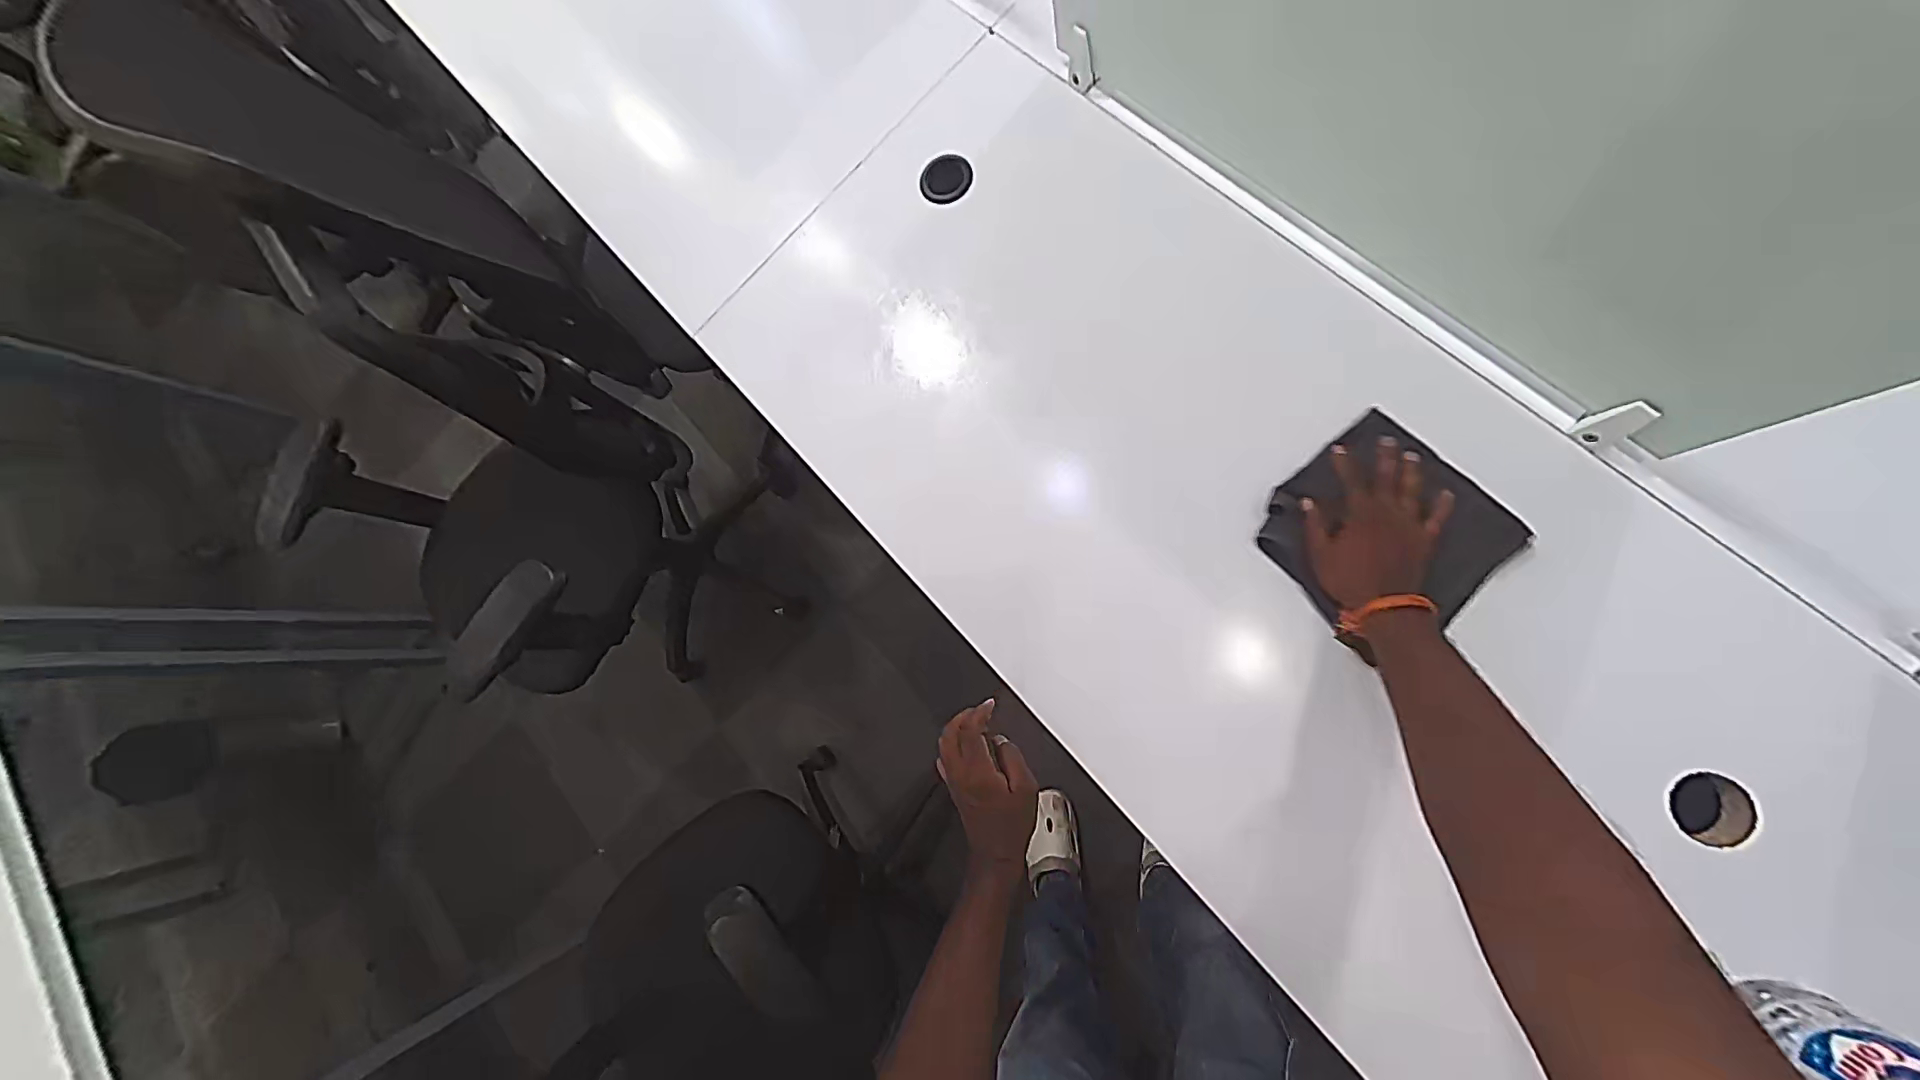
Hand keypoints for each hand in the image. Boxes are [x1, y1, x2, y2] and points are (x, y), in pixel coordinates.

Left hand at [936, 699, 1037, 881]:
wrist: (995, 853)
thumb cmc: (1011, 826)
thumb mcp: (1027, 787)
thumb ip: (1013, 757)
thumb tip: (1002, 741)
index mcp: (978, 771)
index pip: (970, 731)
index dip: (979, 713)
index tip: (989, 705)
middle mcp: (960, 774)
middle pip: (950, 733)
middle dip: (964, 716)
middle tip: (979, 710)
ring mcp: (953, 781)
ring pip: (944, 744)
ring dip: (957, 728)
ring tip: (974, 723)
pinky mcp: (953, 787)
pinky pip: (945, 757)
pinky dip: (953, 743)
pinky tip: (965, 744)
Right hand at [1304, 436, 1455, 609]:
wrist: (1384, 605)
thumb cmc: (1350, 581)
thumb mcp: (1320, 553)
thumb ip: (1315, 525)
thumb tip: (1310, 505)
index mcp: (1360, 515)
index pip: (1351, 480)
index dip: (1344, 463)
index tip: (1340, 450)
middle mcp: (1387, 514)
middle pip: (1386, 477)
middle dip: (1383, 457)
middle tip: (1385, 442)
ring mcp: (1408, 525)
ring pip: (1411, 490)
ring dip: (1411, 471)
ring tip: (1411, 456)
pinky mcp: (1424, 541)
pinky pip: (1436, 518)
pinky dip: (1442, 505)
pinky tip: (1445, 494)